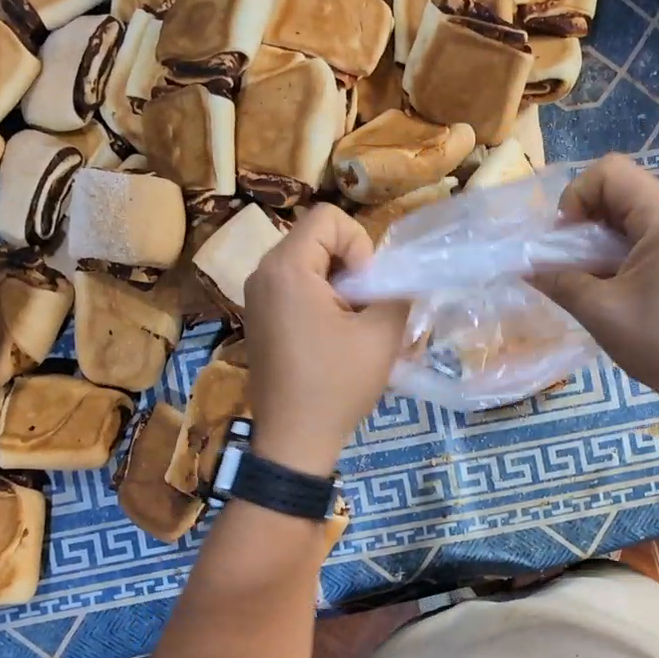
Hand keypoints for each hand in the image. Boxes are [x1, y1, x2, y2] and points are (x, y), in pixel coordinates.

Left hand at [241, 204, 406, 475]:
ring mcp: (255, 299)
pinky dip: (319, 303)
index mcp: (286, 269)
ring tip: (351, 329)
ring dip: (337, 287)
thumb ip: (397, 294)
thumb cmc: (336, 385)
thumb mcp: (381, 337)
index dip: (359, 244)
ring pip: (307, 266)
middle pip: (316, 239)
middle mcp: (262, 274)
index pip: (328, 217)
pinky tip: (332, 342)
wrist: (294, 440)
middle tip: (364, 311)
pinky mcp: (259, 321)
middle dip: (349, 267)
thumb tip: (402, 279)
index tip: (366, 290)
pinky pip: (293, 291)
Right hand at [533, 155, 658, 413]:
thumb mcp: (600, 311)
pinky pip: (642, 228)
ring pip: (628, 207)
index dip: (575, 198)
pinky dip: (616, 245)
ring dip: (598, 232)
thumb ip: (559, 281)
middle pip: (618, 184)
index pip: (609, 172)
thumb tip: (524, 267)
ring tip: (587, 272)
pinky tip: (609, 280)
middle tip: (571, 259)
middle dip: (584, 215)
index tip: (565, 243)